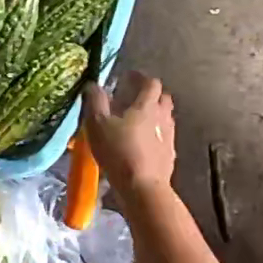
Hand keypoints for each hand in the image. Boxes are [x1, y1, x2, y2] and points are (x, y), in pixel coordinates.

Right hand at [82, 71, 175, 201]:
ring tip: (137, 121)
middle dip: (151, 95)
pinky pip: (163, 137)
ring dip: (154, 115)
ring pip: (165, 118)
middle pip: (163, 99)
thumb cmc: (118, 151)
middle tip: (135, 98)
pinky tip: (142, 144)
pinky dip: (154, 135)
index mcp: (146, 106)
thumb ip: (95, 102)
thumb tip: (93, 85)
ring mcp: (169, 137)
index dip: (140, 77)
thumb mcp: (97, 124)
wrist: (142, 186)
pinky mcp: (169, 155)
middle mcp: (162, 117)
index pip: (150, 83)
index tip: (129, 76)